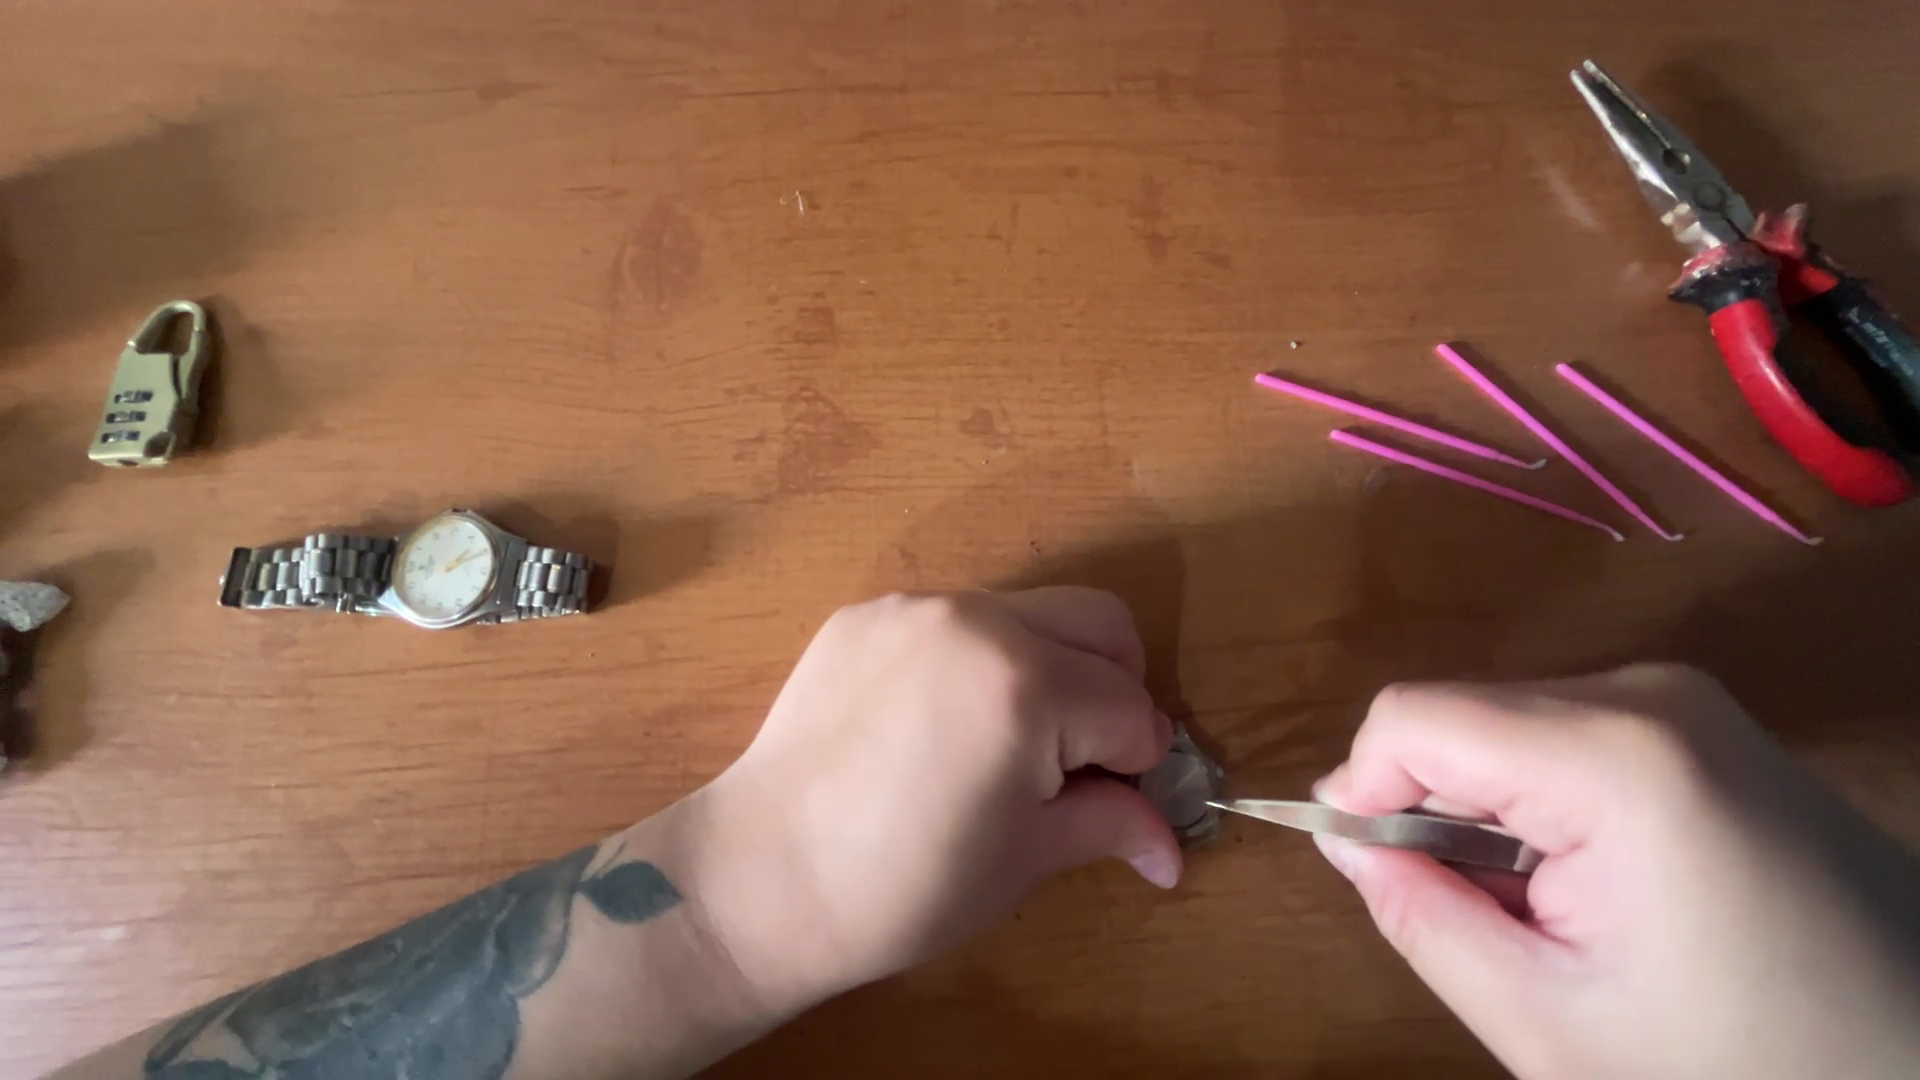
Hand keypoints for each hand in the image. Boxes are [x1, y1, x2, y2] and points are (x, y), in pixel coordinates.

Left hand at [692, 589, 1177, 1013]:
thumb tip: (1173, 849)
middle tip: (1084, 750)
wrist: (765, 874)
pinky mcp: (870, 611)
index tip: (1117, 796)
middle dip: (1116, 685)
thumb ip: (1110, 825)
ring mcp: (917, 606)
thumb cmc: (906, 887)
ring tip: (1010, 733)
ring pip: (1030, 611)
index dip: (1137, 761)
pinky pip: (958, 618)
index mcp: (1026, 686)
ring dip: (1050, 664)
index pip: (1131, 707)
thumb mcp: (1024, 858)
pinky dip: (979, 657)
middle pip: (1101, 623)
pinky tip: (940, 715)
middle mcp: (978, 620)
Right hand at [1314, 665, 1919, 1079]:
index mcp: (1612, 755)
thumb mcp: (1547, 1021)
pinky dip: (1528, 797)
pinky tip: (1587, 874)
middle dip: (1427, 803)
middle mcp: (1645, 695)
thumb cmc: (1745, 1070)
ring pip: (1493, 725)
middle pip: (1454, 718)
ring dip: (1477, 805)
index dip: (1363, 787)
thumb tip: (1342, 836)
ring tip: (1540, 902)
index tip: (1371, 866)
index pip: (1409, 719)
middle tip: (1470, 906)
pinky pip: (1550, 734)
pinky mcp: (1697, 724)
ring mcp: (1680, 703)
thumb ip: (1415, 913)